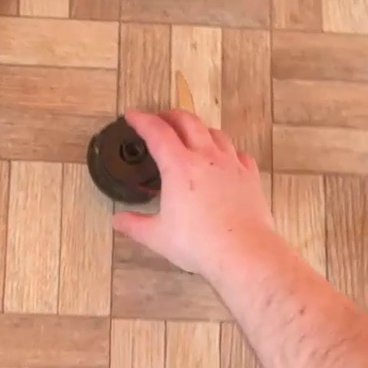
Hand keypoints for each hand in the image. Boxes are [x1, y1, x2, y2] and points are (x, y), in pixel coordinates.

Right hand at [112, 110, 282, 281]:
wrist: (242, 251)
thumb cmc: (198, 243)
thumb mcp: (158, 237)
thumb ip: (135, 225)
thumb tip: (117, 221)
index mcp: (179, 167)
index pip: (157, 132)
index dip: (142, 120)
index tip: (132, 116)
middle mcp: (206, 157)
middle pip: (188, 122)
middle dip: (171, 116)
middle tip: (160, 119)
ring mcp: (231, 164)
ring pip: (215, 133)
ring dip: (199, 128)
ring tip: (191, 135)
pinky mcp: (249, 176)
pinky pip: (237, 153)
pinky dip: (226, 150)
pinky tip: (223, 158)